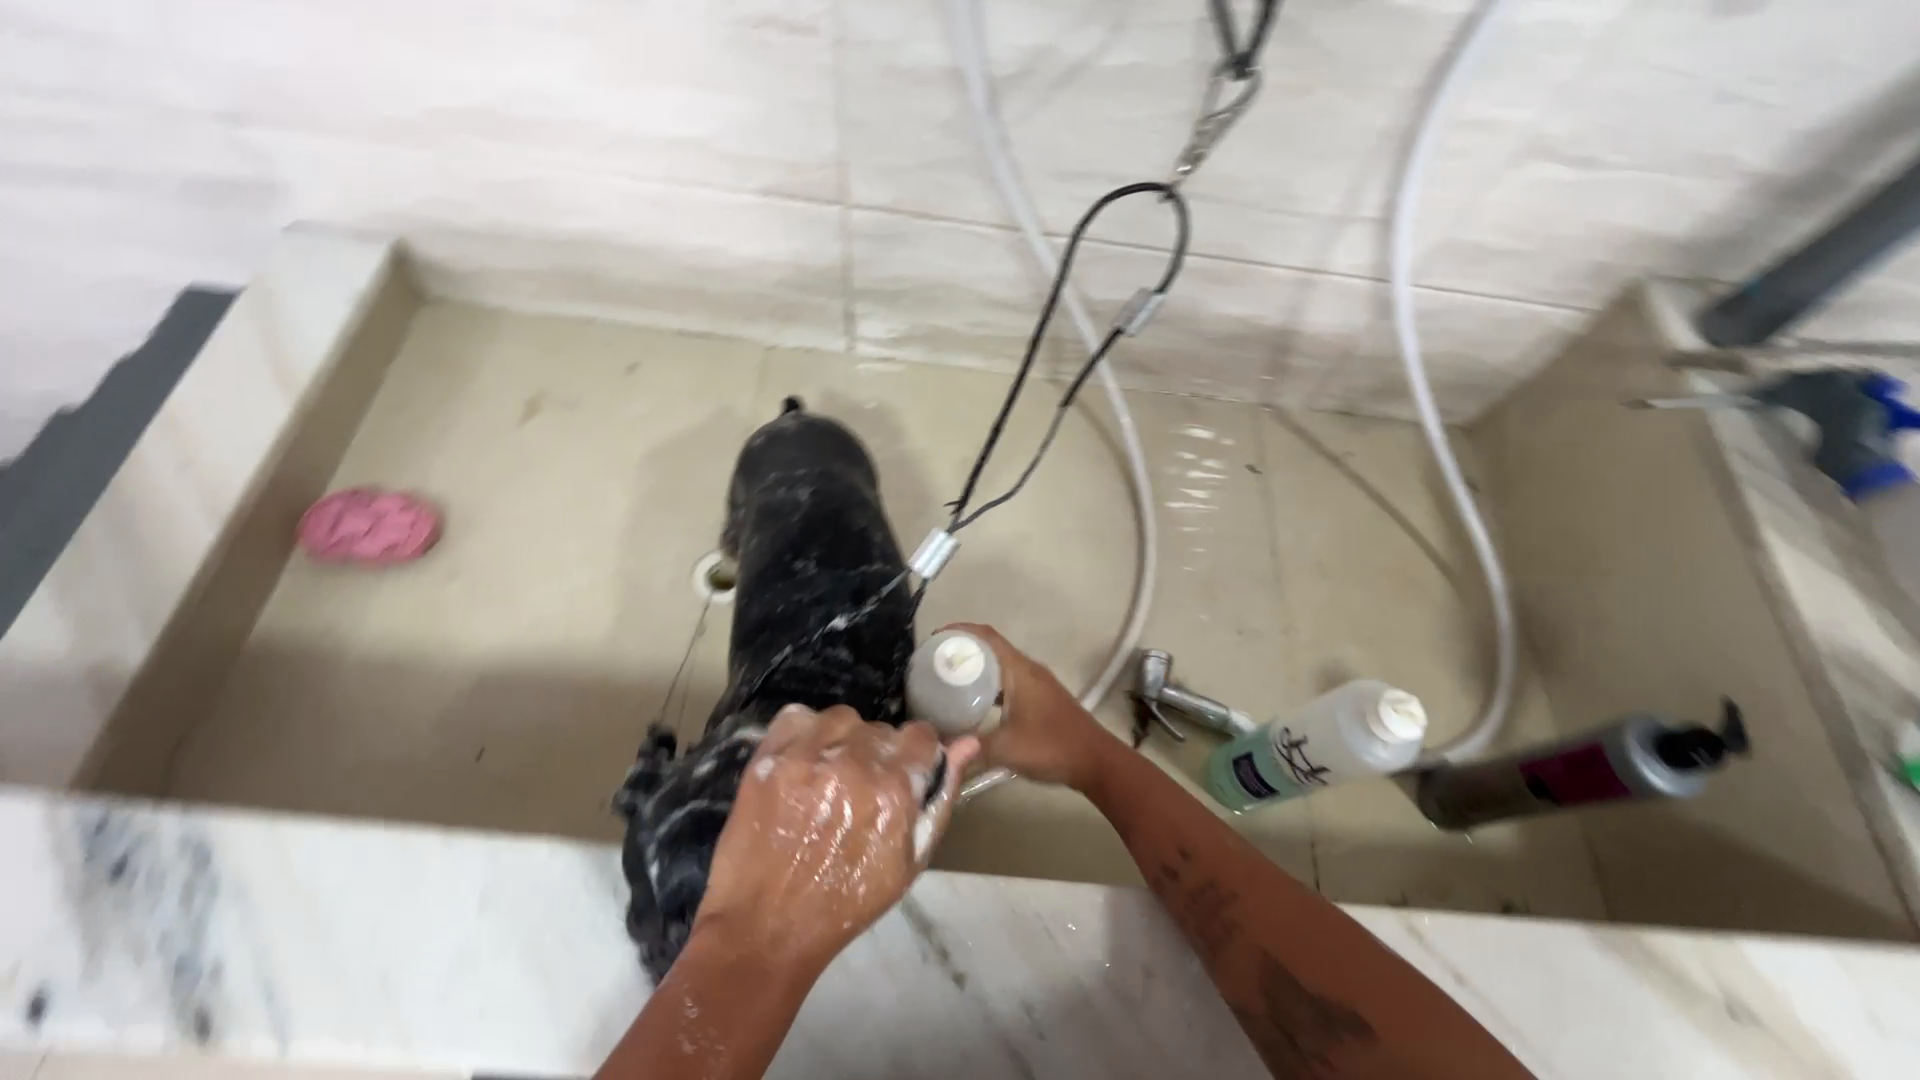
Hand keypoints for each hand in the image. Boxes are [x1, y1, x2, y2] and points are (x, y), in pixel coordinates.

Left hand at [691, 705, 979, 976]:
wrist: (768, 926)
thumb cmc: (849, 900)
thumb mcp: (911, 860)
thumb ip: (941, 797)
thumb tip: (968, 743)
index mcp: (894, 789)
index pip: (922, 735)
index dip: (918, 755)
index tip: (906, 775)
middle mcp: (853, 762)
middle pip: (882, 729)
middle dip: (880, 755)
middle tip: (862, 791)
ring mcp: (807, 755)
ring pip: (843, 719)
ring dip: (844, 740)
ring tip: (831, 775)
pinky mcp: (769, 756)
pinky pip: (798, 716)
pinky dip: (805, 733)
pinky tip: (804, 764)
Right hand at [941, 623, 1110, 789]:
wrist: (1096, 761)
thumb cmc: (1052, 747)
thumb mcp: (1006, 750)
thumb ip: (971, 750)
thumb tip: (939, 752)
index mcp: (1019, 671)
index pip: (986, 636)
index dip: (960, 631)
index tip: (934, 639)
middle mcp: (1028, 670)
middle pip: (991, 648)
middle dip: (963, 650)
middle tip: (933, 663)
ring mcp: (1037, 684)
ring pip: (1000, 666)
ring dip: (977, 668)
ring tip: (947, 682)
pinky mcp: (1041, 699)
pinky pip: (1008, 682)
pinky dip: (989, 686)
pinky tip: (974, 705)